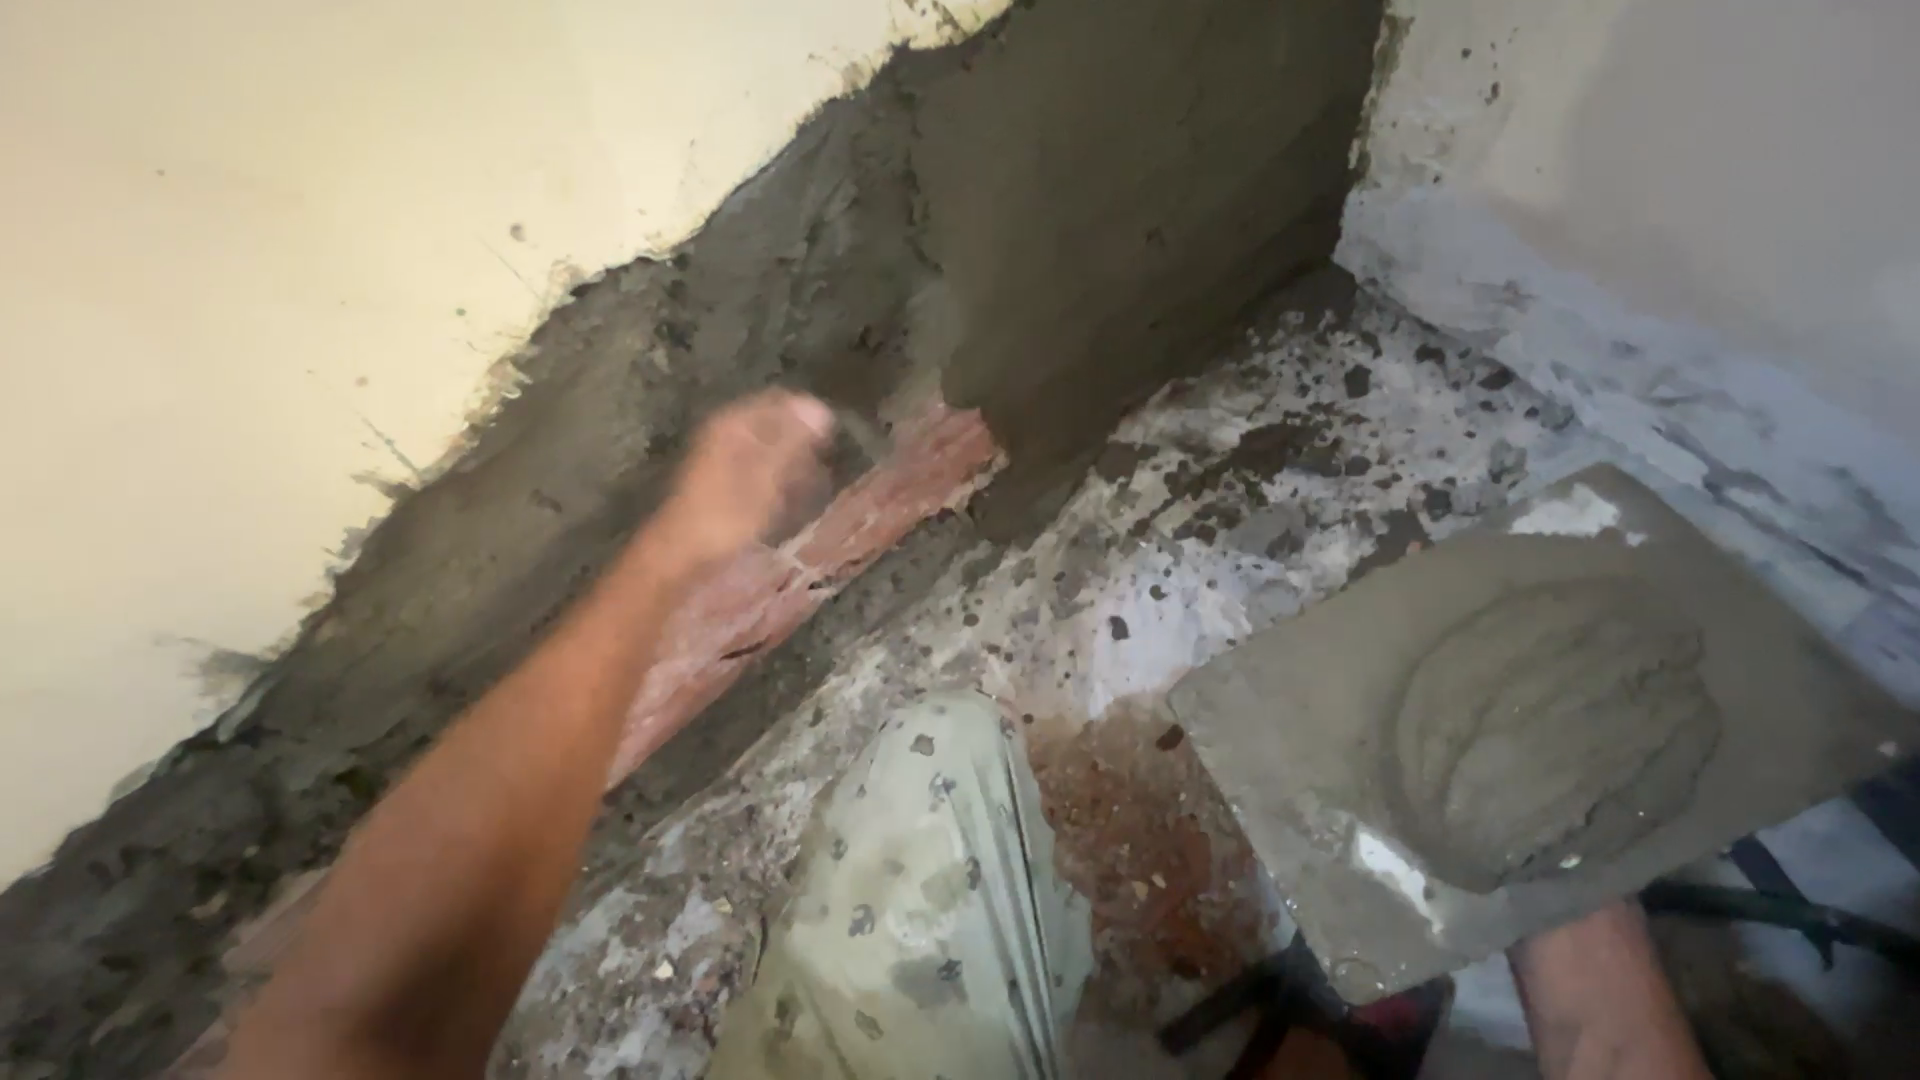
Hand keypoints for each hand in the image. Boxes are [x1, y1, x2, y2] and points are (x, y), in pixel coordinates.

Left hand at [648, 390, 834, 571]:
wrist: (681, 553)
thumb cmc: (725, 514)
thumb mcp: (766, 475)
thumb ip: (793, 440)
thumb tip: (820, 409)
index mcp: (734, 423)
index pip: (780, 401)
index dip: (809, 415)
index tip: (833, 438)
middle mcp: (727, 432)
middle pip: (775, 426)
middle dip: (803, 444)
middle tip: (827, 466)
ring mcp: (723, 457)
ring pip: (770, 451)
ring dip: (794, 468)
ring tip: (815, 488)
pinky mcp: (723, 482)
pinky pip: (761, 472)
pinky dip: (779, 484)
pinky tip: (792, 503)